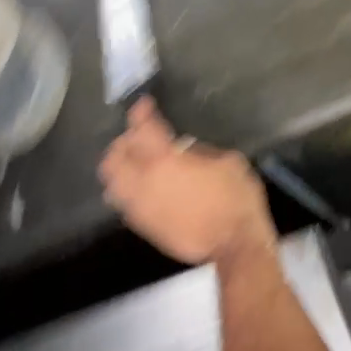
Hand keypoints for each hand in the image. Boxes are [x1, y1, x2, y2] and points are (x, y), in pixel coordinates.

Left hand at [98, 99, 275, 264]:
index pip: (143, 129)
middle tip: (139, 139)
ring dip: (121, 170)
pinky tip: (149, 191)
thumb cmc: (237, 200)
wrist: (234, 245)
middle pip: (114, 157)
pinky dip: (131, 191)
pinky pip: (126, 203)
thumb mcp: (230, 163)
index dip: (142, 113)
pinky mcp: (143, 225)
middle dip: (124, 143)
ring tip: (137, 166)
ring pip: (113, 183)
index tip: (144, 105)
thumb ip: (202, 153)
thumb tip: (187, 152)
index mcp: (165, 161)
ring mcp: (139, 206)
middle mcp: (143, 181)